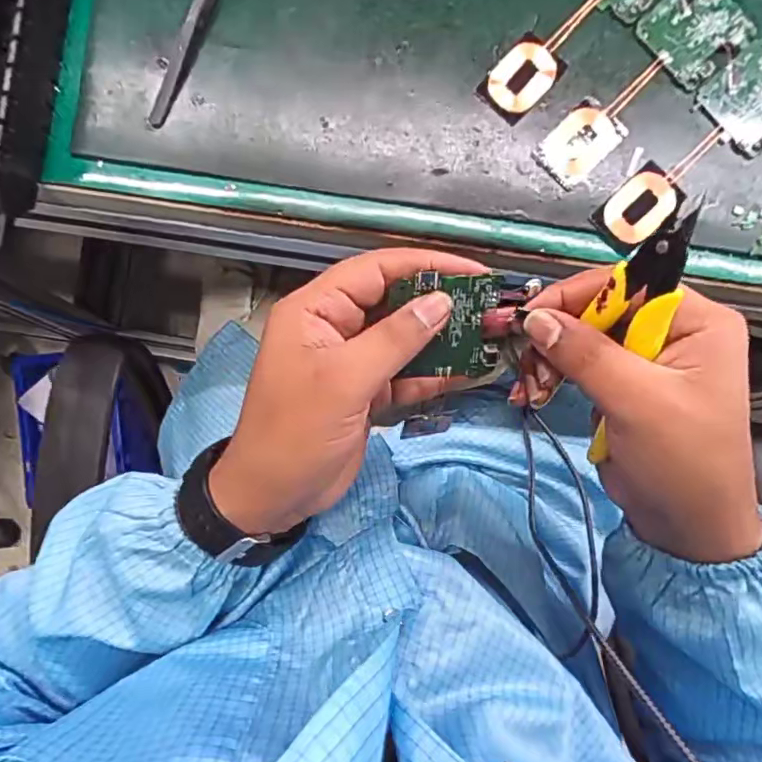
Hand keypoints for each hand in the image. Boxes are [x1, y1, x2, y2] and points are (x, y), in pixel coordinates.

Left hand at [208, 249, 488, 535]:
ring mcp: (349, 363)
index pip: (374, 270)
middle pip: (393, 302)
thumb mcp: (344, 380)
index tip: (474, 273)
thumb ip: (395, 338)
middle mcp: (331, 330)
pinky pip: (403, 375)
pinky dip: (433, 375)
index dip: (425, 266)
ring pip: (403, 340)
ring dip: (442, 340)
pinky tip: (469, 370)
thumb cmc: (294, 433)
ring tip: (489, 336)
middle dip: (440, 304)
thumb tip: (441, 301)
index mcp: (313, 312)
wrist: (272, 494)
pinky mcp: (363, 394)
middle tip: (490, 307)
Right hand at [504, 268, 761, 563]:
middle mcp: (670, 332)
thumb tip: (536, 318)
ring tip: (531, 387)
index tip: (531, 317)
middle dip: (556, 334)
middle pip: (598, 309)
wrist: (686, 523)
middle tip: (526, 362)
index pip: (628, 284)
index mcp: (696, 322)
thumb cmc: (683, 461)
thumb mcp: (636, 401)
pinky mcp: (620, 386)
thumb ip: (586, 354)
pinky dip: (551, 376)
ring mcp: (643, 360)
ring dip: (548, 358)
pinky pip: (576, 365)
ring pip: (580, 337)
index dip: (576, 296)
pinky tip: (535, 393)